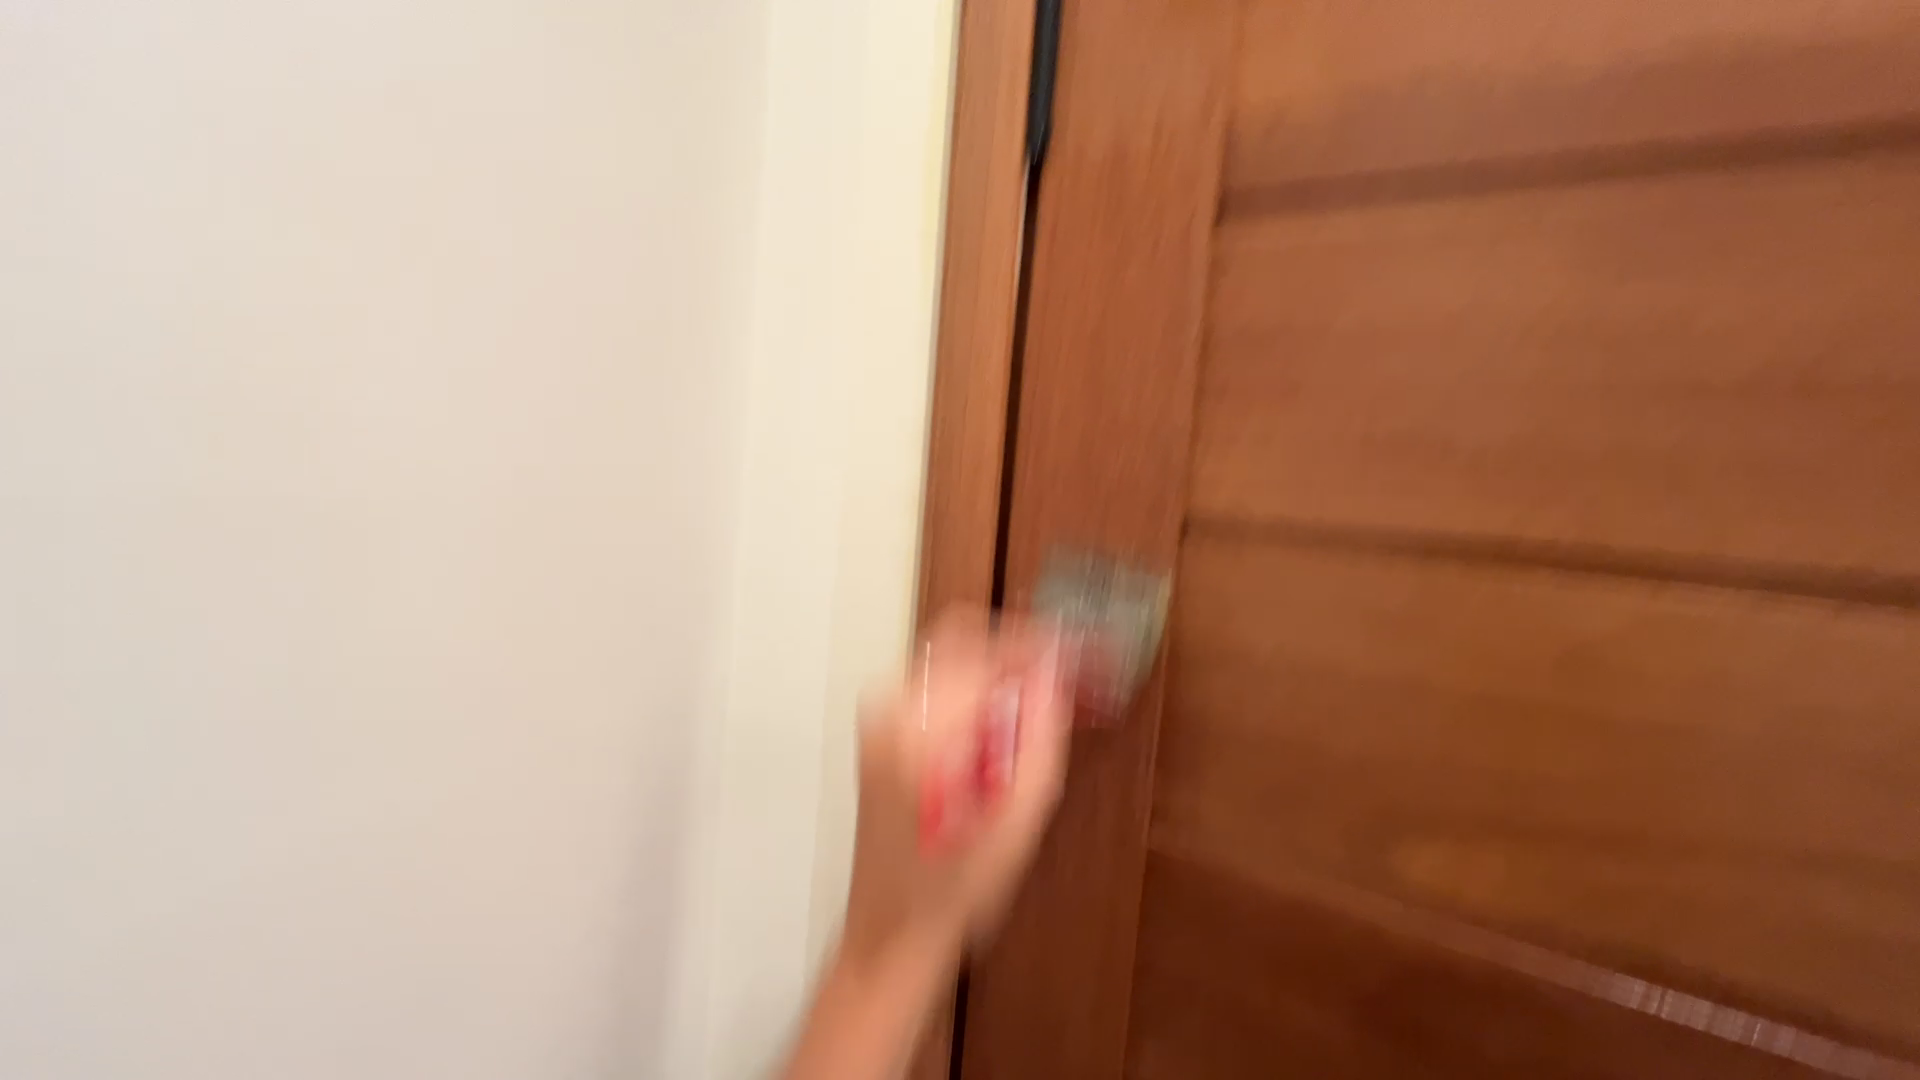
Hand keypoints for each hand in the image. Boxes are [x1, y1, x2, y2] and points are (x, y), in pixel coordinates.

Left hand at [840, 608, 1073, 974]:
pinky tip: (999, 724)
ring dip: (996, 670)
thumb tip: (1053, 679)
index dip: (1042, 645)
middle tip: (1059, 669)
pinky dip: (974, 688)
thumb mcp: (1020, 818)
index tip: (1076, 649)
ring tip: (1033, 706)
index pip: (990, 651)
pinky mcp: (880, 728)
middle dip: (1017, 649)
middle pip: (964, 637)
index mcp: (924, 731)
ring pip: (950, 655)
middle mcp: (892, 713)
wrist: (891, 925)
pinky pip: (935, 681)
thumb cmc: (949, 890)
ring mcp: (879, 718)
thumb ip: (1042, 735)